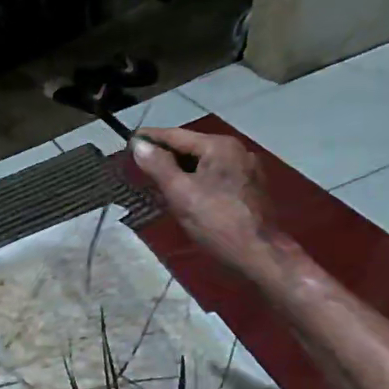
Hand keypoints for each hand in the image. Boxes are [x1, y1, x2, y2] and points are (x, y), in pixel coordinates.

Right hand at [131, 127, 284, 273]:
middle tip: (140, 163)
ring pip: (204, 163)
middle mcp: (237, 150)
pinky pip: (216, 176)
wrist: (259, 253)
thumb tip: (139, 145)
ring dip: (181, 169)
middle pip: (192, 147)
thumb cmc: (216, 221)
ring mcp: (247, 169)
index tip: (129, 140)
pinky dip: (197, 179)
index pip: (177, 135)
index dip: (151, 137)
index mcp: (220, 146)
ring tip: (158, 179)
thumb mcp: (180, 192)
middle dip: (166, 155)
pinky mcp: (250, 188)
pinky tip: (185, 193)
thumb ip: (158, 166)